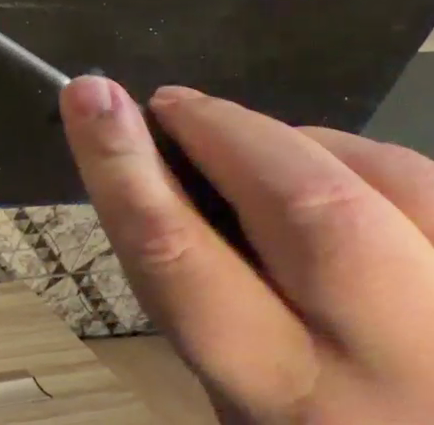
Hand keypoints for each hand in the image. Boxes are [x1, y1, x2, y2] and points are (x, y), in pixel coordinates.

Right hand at [61, 77, 433, 423]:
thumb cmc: (309, 416)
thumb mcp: (229, 378)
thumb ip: (194, 274)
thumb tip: (143, 147)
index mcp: (295, 401)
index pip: (183, 259)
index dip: (124, 165)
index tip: (88, 96)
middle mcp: (409, 372)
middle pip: (321, 217)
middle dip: (230, 133)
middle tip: (173, 107)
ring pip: (410, 190)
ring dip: (317, 145)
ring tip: (265, 147)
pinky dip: (386, 168)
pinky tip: (354, 181)